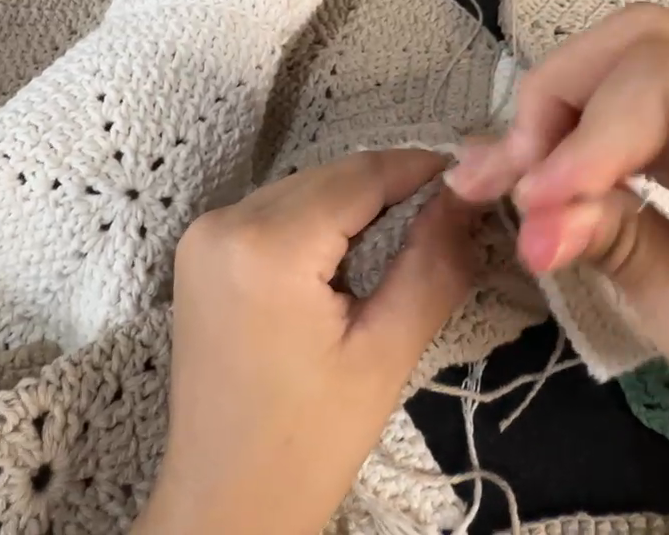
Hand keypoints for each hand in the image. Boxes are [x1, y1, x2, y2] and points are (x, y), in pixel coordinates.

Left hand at [136, 150, 476, 534]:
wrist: (223, 502)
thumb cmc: (310, 442)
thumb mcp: (385, 354)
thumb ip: (431, 264)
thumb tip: (464, 197)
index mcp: (267, 246)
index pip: (358, 176)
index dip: (417, 167)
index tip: (469, 175)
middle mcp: (225, 221)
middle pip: (328, 177)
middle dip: (388, 186)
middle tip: (447, 208)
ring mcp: (204, 233)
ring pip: (301, 188)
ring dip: (352, 202)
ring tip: (405, 228)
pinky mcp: (199, 249)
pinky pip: (273, 210)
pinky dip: (316, 218)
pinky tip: (346, 251)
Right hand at [446, 5, 668, 513]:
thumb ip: (621, 254)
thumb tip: (528, 219)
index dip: (582, 134)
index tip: (529, 205)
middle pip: (649, 36)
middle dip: (560, 94)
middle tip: (513, 173)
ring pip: (645, 45)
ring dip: (568, 98)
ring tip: (523, 168)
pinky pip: (657, 83)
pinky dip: (595, 116)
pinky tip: (559, 162)